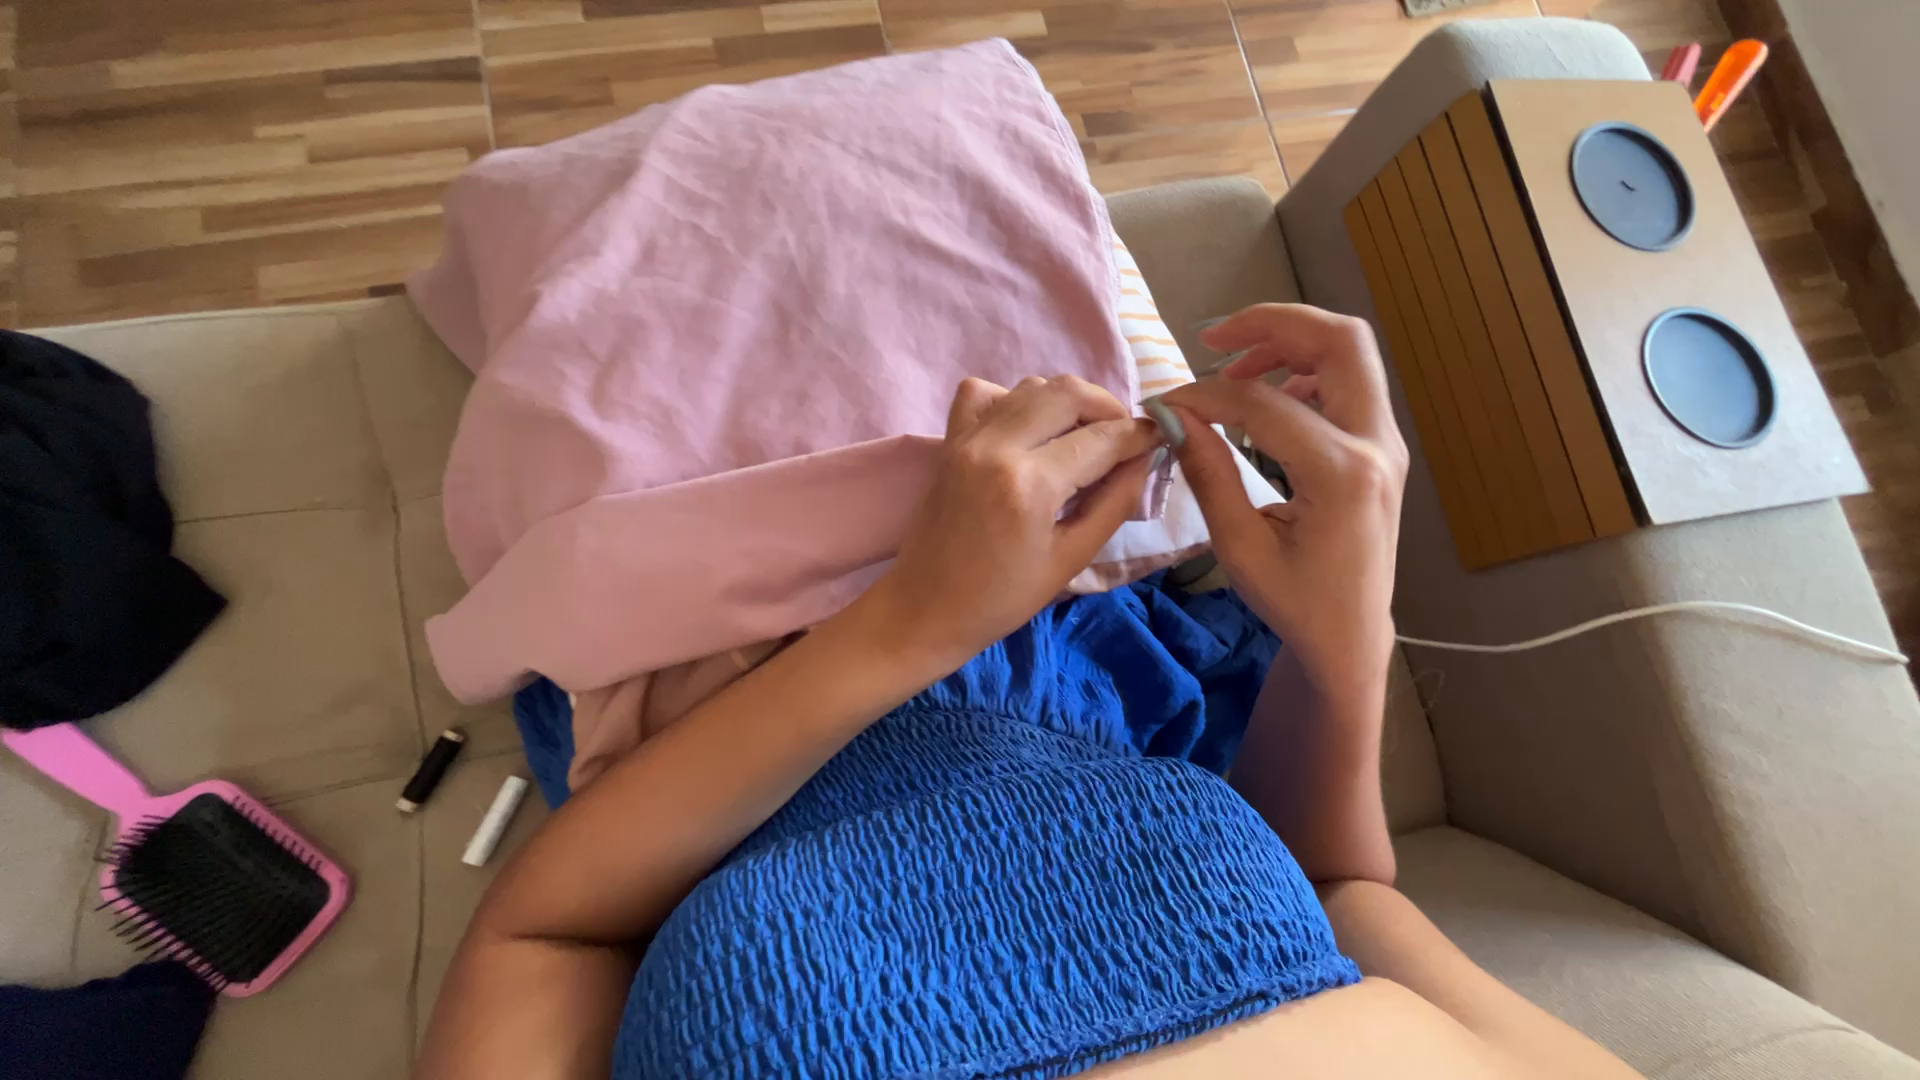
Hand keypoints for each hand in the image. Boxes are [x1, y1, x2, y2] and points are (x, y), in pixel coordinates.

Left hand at [855, 375, 1162, 673]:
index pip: (1102, 437)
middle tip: (1123, 437)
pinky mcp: (949, 440)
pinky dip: (1014, 399)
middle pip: (1068, 392)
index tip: (1159, 438)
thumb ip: (1115, 502)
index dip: (1139, 435)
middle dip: (1108, 408)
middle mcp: (997, 446)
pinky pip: (984, 392)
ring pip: (1031, 386)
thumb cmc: (1002, 598)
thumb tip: (1143, 457)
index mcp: (1030, 484)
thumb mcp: (1071, 558)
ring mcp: (967, 438)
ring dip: (1067, 402)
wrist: (925, 608)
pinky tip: (1027, 431)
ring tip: (1082, 438)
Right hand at [1158, 304, 1407, 695]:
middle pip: (1340, 341)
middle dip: (1272, 324)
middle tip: (1213, 338)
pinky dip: (1305, 369)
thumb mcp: (1238, 546)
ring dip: (1291, 342)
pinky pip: (1350, 381)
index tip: (1165, 404)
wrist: (1349, 633)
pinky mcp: (1380, 446)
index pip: (1262, 405)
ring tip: (1234, 365)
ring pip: (1350, 353)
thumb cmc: (1292, 600)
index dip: (1204, 395)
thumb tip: (1174, 417)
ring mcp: (1386, 442)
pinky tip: (1268, 396)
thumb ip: (1208, 473)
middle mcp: (1377, 446)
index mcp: (1340, 476)